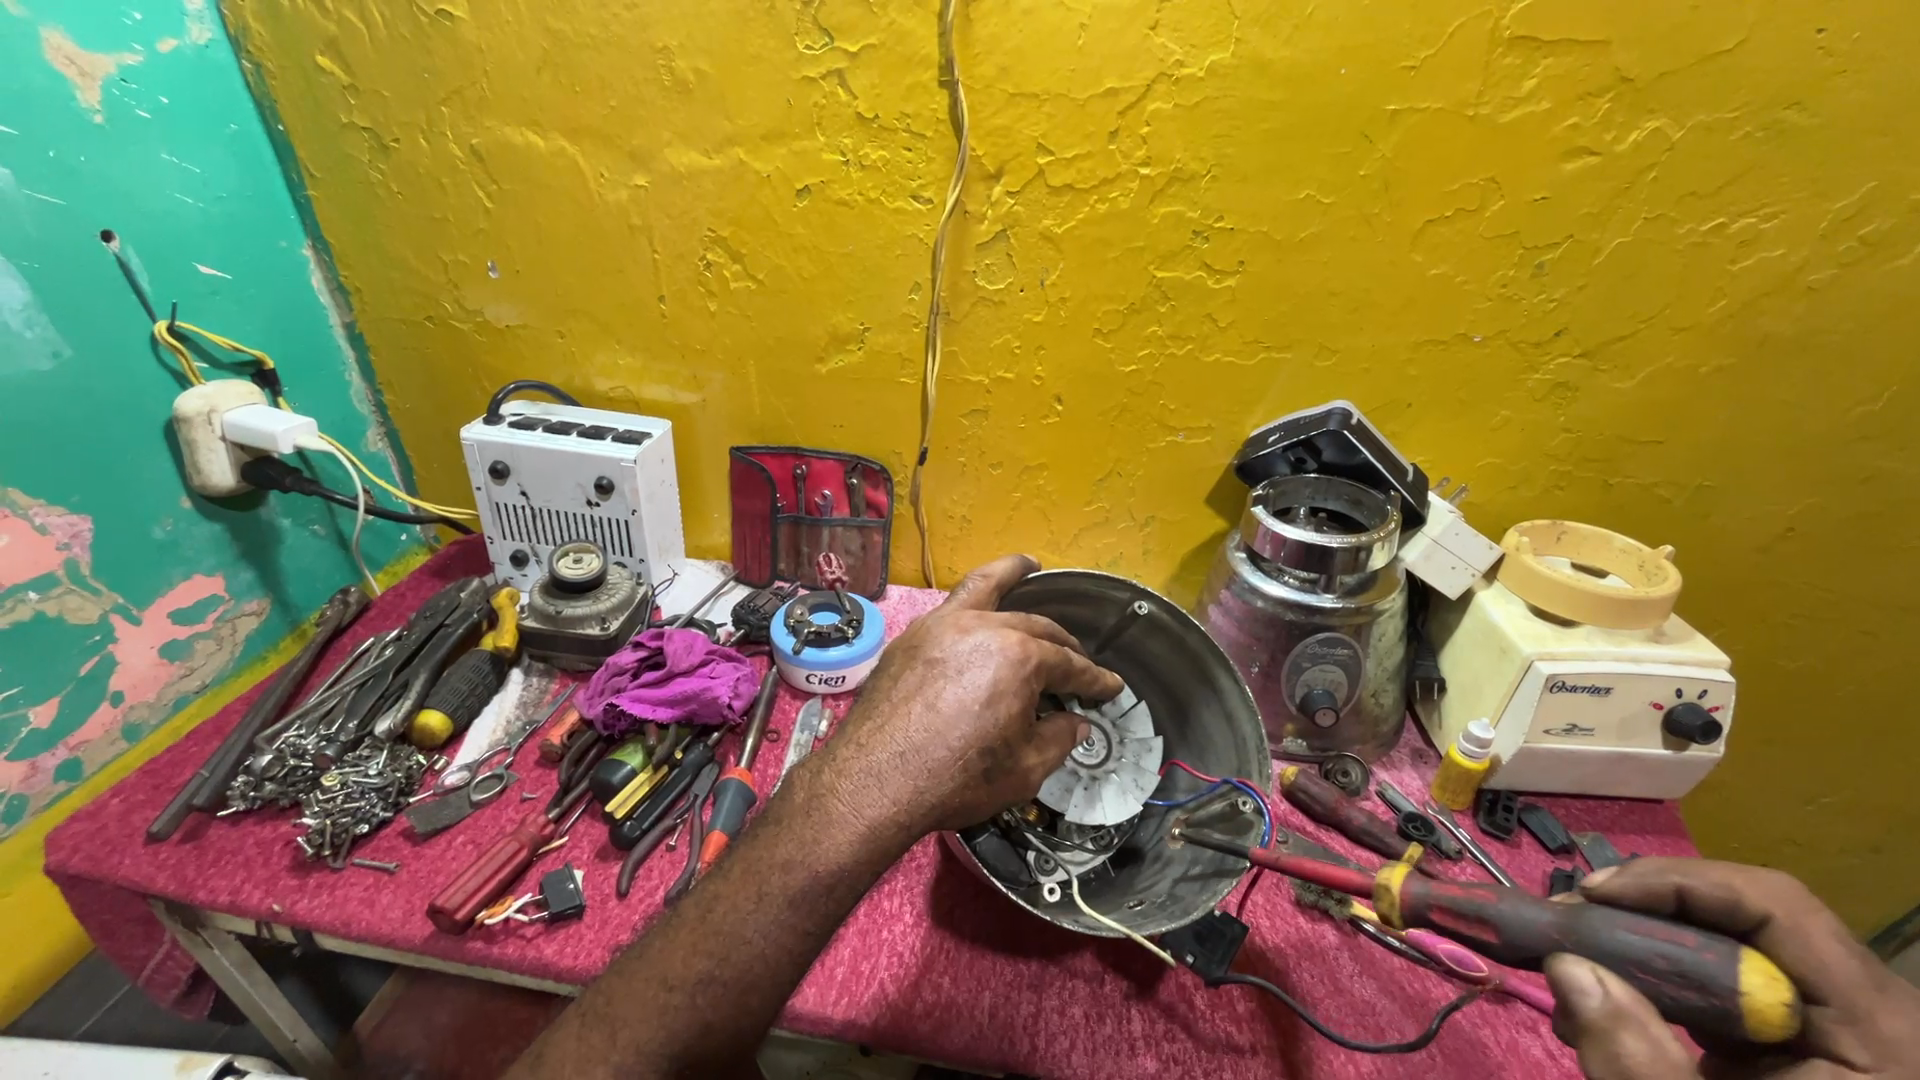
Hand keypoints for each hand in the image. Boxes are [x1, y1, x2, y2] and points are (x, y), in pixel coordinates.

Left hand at [811, 555, 1122, 840]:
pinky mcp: (912, 637)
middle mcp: (984, 628)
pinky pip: (951, 607)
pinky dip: (972, 599)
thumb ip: (1058, 738)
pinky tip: (978, 609)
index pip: (1069, 665)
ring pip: (985, 588)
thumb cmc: (957, 778)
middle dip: (1063, 645)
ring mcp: (942, 626)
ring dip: (1011, 574)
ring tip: (1029, 565)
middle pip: (1036, 627)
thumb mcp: (1024, 769)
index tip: (1112, 687)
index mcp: (1019, 657)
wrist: (875, 780)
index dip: (1094, 679)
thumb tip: (1075, 721)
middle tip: (1078, 664)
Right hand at [1543, 857, 1919, 1078]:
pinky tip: (1610, 1003)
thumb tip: (1564, 967)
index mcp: (1882, 1032)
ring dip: (1637, 947)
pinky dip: (1654, 982)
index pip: (1776, 906)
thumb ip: (1639, 1062)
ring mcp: (1832, 1026)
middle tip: (1564, 926)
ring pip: (1722, 949)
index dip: (1676, 884)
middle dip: (1640, 914)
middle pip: (1741, 920)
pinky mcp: (1798, 1043)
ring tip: (1572, 962)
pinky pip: (1720, 986)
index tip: (1589, 896)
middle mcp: (1866, 1011)